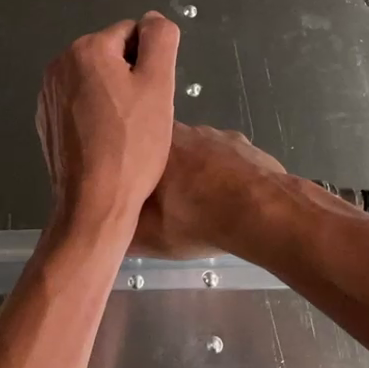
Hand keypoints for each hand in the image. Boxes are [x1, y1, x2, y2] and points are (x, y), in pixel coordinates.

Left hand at [34, 13, 180, 221]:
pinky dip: (95, 117)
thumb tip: (152, 19)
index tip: (155, 96)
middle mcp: (59, 65)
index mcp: (86, 49)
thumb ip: (160, 39)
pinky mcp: (45, 122)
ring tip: (127, 132)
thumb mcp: (159, 84)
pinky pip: (79, 106)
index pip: (133, 34)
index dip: (152, 63)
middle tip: (144, 116)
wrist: (94, 202)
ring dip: (114, 97)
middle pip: (111, 56)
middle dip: (131, 78)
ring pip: (95, 82)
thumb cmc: (133, 145)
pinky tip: (107, 143)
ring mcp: (48, 95)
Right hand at [134, 123, 287, 259]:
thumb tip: (105, 228)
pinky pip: (226, 160)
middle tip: (165, 202)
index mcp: (154, 143)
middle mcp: (185, 130)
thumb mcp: (147, 237)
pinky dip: (224, 175)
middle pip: (164, 150)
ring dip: (196, 173)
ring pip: (197, 153)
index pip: (131, 148)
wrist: (263, 213)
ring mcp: (218, 135)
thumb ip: (122, 230)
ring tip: (200, 204)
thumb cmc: (196, 220)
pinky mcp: (246, 146)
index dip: (129, 170)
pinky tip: (228, 199)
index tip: (130, 190)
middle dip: (163, 171)